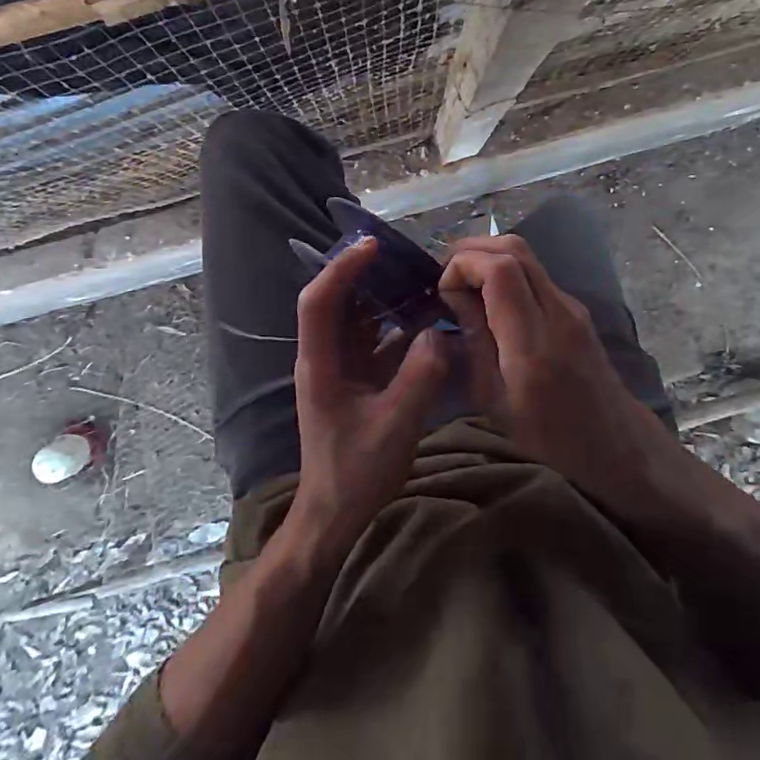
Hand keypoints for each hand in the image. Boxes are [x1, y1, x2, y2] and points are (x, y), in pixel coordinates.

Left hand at [290, 236, 449, 547]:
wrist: (335, 513)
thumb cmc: (356, 472)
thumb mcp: (395, 425)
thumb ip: (420, 377)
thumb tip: (440, 334)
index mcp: (320, 363)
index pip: (319, 301)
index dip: (342, 269)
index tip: (372, 246)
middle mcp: (324, 358)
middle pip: (338, 304)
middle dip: (366, 277)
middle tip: (405, 258)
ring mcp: (339, 370)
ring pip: (358, 323)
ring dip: (384, 302)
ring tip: (420, 283)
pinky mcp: (355, 383)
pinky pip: (374, 345)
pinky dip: (396, 331)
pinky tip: (425, 324)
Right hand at [438, 235, 662, 487]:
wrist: (615, 442)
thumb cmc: (548, 434)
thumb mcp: (493, 399)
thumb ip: (475, 341)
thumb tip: (453, 296)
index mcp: (533, 340)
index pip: (500, 269)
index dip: (463, 265)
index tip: (443, 291)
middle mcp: (557, 311)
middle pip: (515, 249)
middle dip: (472, 249)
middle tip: (444, 274)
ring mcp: (570, 306)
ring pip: (526, 256)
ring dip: (488, 257)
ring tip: (461, 284)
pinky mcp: (575, 309)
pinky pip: (535, 274)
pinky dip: (504, 271)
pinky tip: (487, 298)